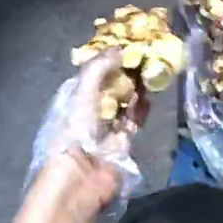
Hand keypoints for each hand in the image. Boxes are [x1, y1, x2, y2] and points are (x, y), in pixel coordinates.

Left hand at [27, 49, 141, 217]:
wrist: (79, 178)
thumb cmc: (74, 129)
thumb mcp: (82, 90)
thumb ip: (100, 67)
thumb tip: (120, 47)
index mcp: (73, 97)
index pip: (92, 72)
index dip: (107, 59)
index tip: (126, 45)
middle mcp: (89, 110)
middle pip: (110, 86)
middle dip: (125, 73)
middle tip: (143, 57)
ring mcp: (106, 128)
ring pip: (124, 102)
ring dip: (135, 89)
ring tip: (149, 73)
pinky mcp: (122, 143)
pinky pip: (134, 120)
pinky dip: (141, 109)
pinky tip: (149, 97)